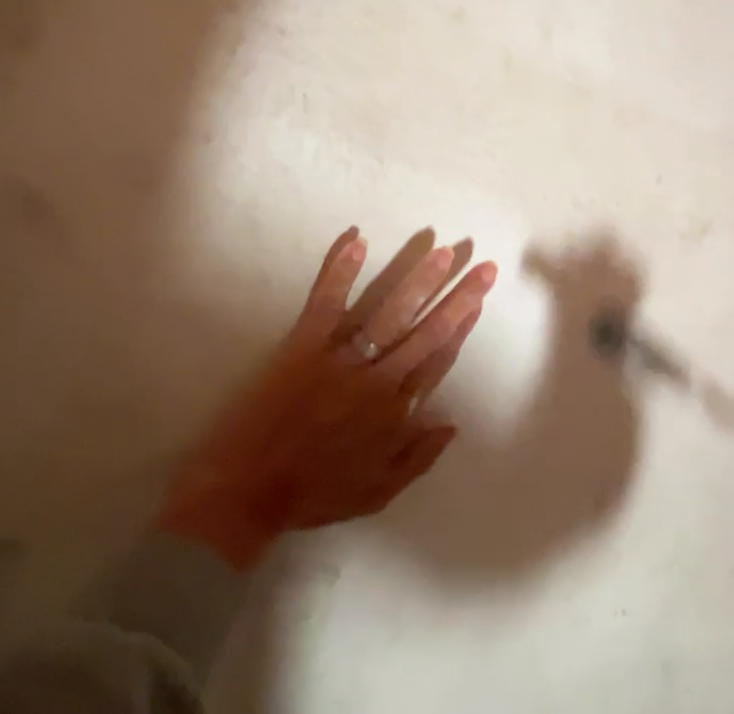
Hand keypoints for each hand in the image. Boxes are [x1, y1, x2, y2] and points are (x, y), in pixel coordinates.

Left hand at [161, 227, 496, 569]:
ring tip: (442, 251)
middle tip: (484, 267)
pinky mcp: (304, 346)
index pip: (438, 361)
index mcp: (395, 412)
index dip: (461, 329)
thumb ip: (418, 458)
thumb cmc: (313, 494)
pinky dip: (340, 271)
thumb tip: (450, 423)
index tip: (479, 301)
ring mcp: (341, 359)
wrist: (249, 492)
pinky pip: (326, 303)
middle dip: (458, 297)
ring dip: (417, 280)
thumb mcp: (378, 492)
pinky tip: (357, 240)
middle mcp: (377, 379)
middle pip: (426, 332)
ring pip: (389, 313)